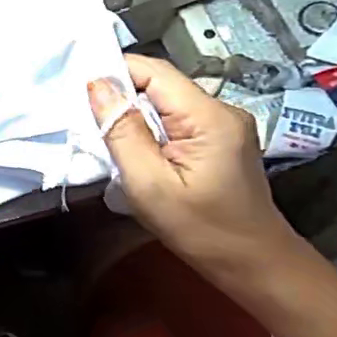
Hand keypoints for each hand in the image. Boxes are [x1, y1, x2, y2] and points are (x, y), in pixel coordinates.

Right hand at [87, 55, 309, 291]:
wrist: (255, 265)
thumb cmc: (202, 231)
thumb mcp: (150, 186)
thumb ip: (122, 131)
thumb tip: (97, 85)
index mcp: (209, 116)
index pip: (153, 71)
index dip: (114, 74)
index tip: (82, 95)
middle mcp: (221, 109)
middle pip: (159, 83)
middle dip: (121, 97)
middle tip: (89, 121)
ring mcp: (224, 123)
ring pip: (165, 101)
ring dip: (134, 114)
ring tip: (110, 138)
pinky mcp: (220, 137)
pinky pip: (176, 118)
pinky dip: (151, 128)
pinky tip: (138, 151)